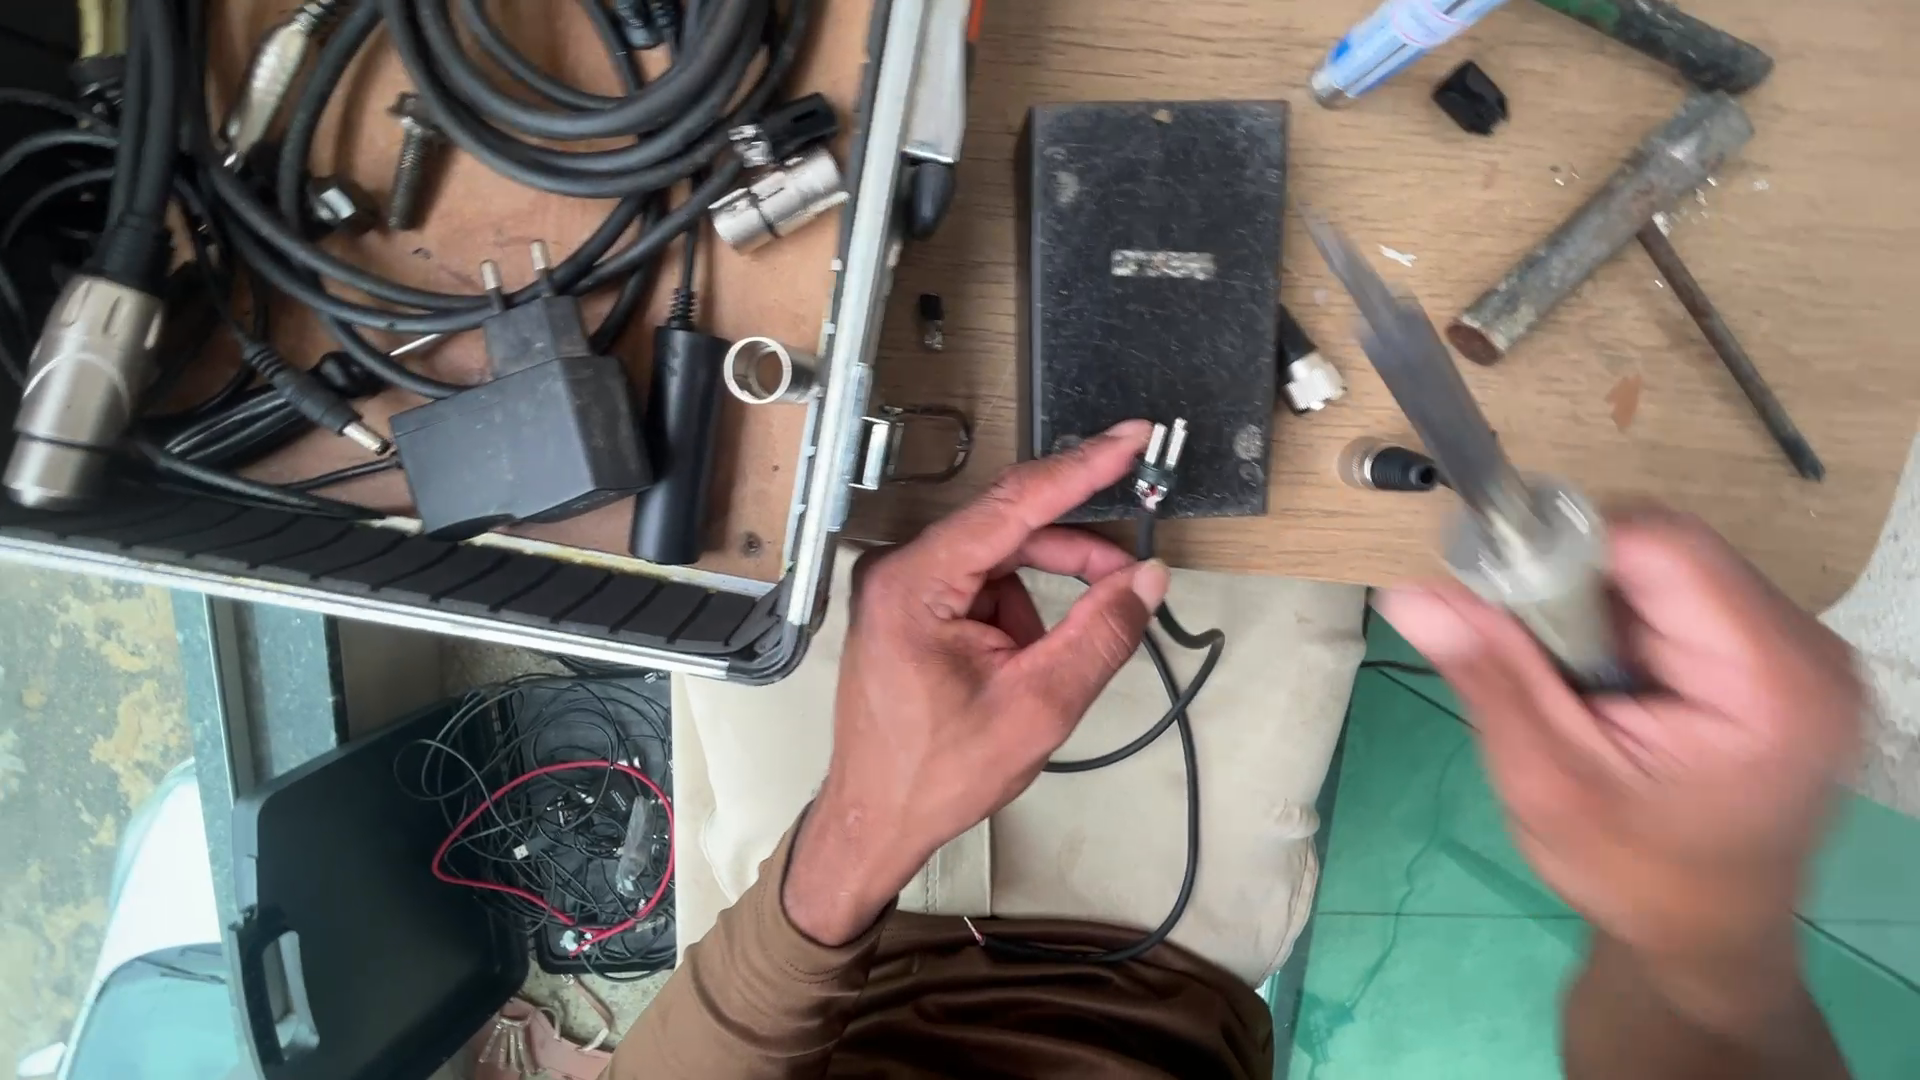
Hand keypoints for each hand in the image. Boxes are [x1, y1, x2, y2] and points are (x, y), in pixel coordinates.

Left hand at [783, 421, 1170, 944]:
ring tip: (1049, 660)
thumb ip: (1101, 635)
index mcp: (916, 582)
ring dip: (1042, 600)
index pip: (1013, 505)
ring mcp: (902, 584)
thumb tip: (1147, 578)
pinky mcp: (911, 604)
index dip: (1082, 468)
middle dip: (1074, 555)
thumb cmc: (941, 773)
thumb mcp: (1037, 707)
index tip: (1134, 437)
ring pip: (1001, 561)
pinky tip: (1015, 664)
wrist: (874, 818)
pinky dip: (1016, 616)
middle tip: (1129, 579)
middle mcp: (901, 567)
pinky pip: (983, 586)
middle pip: (1008, 530)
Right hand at [1381, 511, 1861, 1019]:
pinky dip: (1588, 615)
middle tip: (1502, 634)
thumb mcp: (1543, 777)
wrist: (1698, 928)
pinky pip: (1651, 593)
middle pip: (1655, 548)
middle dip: (1560, 578)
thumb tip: (1409, 592)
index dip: (1564, 547)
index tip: (1488, 583)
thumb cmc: (1630, 870)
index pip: (1664, 548)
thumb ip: (1488, 675)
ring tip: (1538, 665)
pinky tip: (1569, 670)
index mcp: (1768, 681)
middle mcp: (1794, 648)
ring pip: (1645, 564)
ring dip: (1569, 599)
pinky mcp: (1745, 655)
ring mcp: (1776, 649)